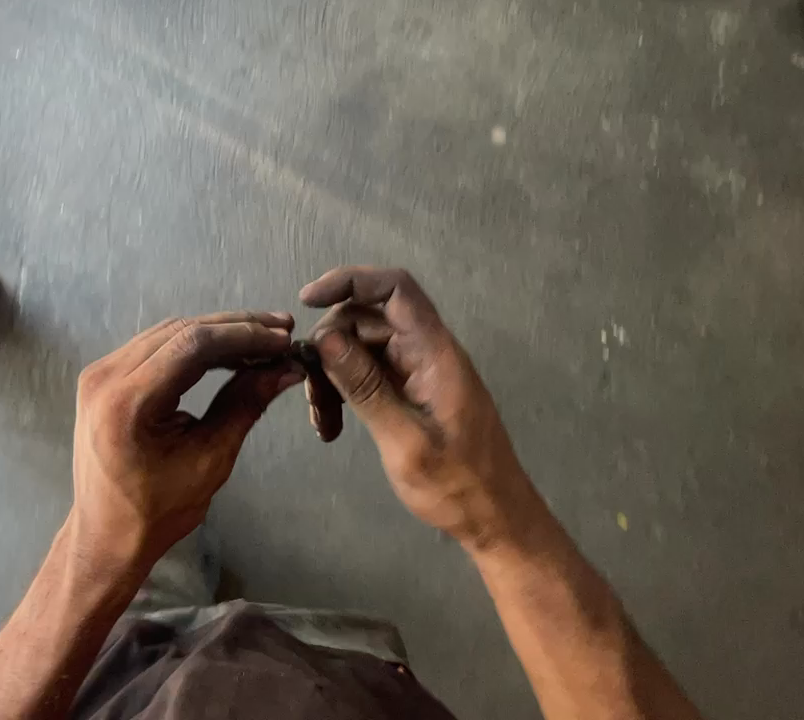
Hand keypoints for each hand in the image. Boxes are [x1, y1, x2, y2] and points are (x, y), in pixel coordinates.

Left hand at [70, 311, 303, 572]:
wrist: (104, 535)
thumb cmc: (158, 511)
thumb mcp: (209, 460)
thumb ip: (244, 405)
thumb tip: (286, 367)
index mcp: (128, 401)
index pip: (192, 345)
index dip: (243, 336)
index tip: (282, 338)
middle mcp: (106, 375)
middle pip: (181, 330)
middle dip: (236, 328)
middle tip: (282, 329)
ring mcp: (100, 371)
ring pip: (169, 332)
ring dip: (218, 331)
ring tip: (264, 337)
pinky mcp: (104, 374)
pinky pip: (156, 345)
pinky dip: (195, 343)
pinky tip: (228, 349)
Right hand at [301, 267, 538, 552]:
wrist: (496, 523)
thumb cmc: (459, 485)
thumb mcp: (405, 440)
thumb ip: (365, 386)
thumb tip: (324, 338)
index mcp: (435, 352)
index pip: (395, 289)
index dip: (350, 281)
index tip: (308, 301)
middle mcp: (425, 350)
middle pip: (365, 319)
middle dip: (329, 346)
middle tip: (308, 387)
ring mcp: (416, 370)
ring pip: (358, 347)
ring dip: (331, 375)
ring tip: (320, 418)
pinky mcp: (407, 389)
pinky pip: (365, 373)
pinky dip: (343, 392)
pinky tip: (330, 424)